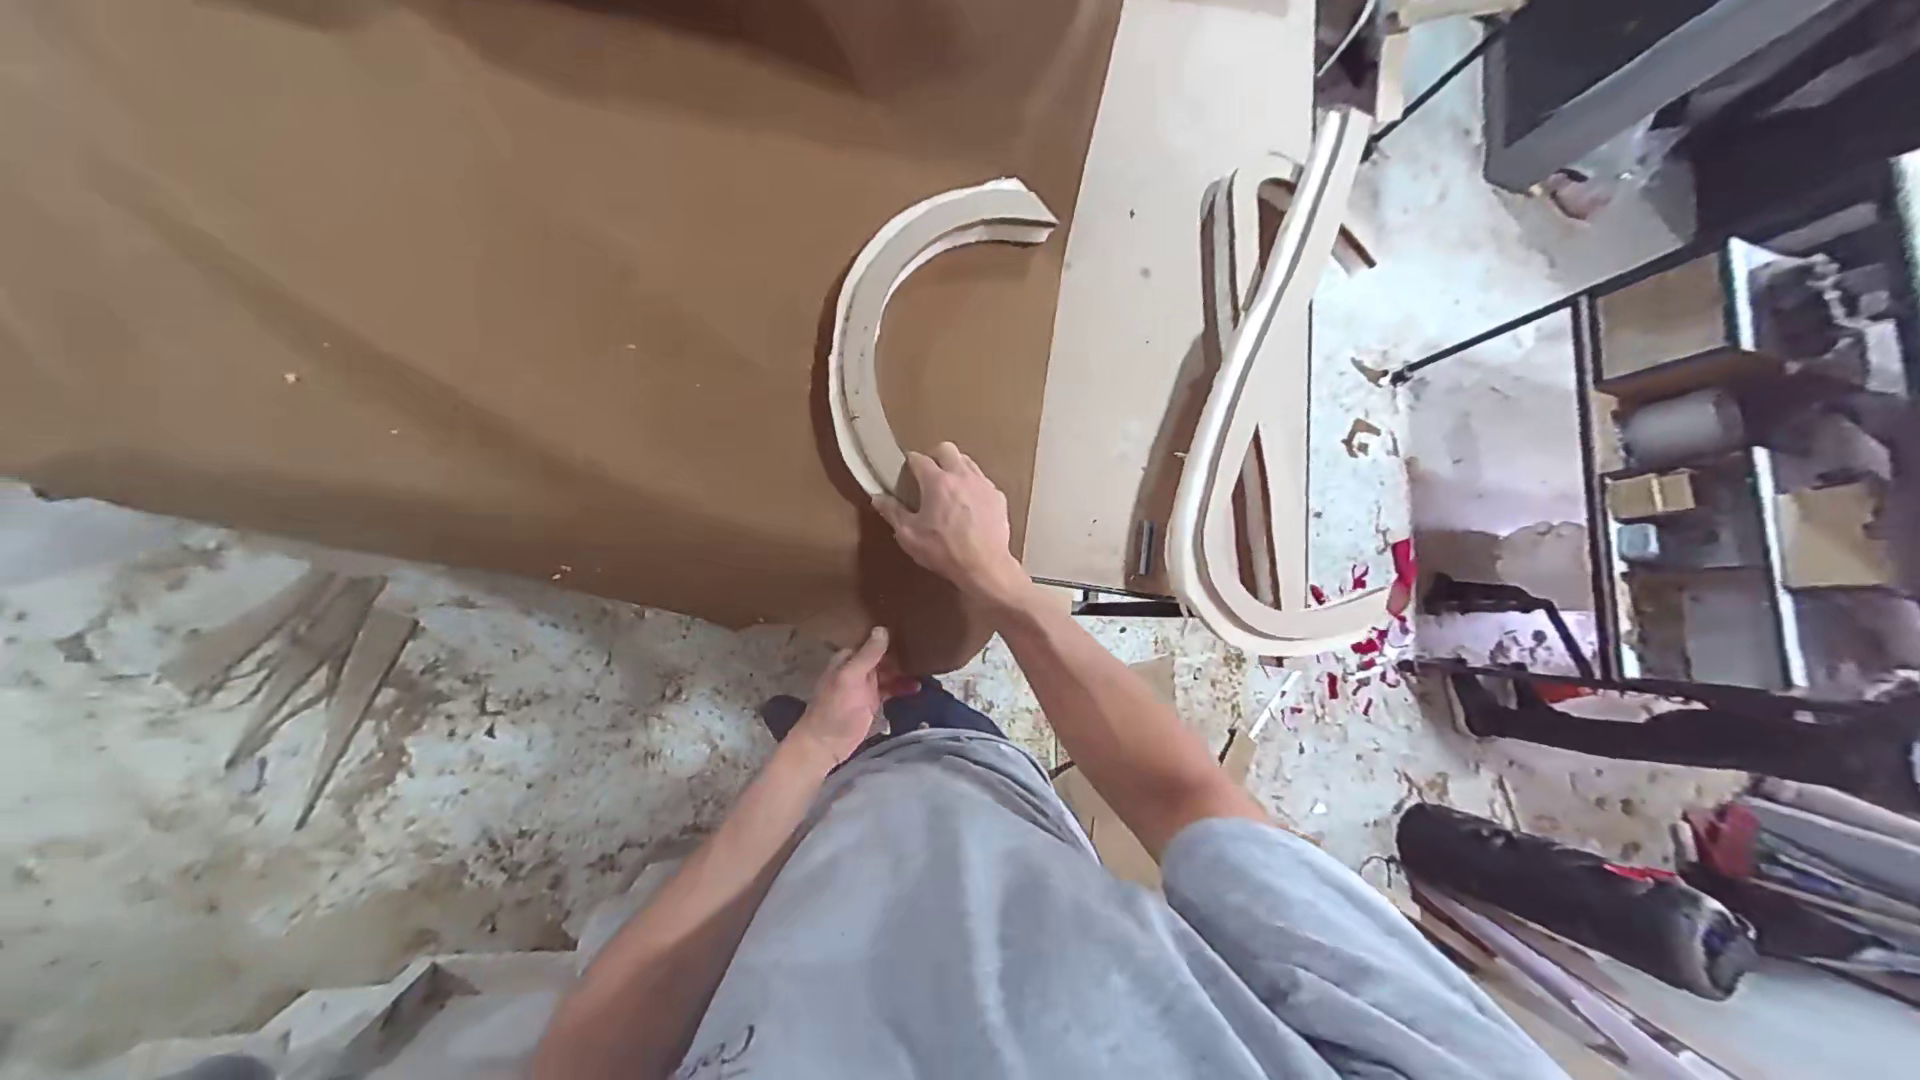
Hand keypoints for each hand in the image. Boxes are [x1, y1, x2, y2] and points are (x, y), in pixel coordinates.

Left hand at [789, 627, 919, 765]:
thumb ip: (867, 655)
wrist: (825, 745)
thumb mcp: (851, 678)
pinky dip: (903, 687)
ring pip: (889, 672)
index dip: (888, 635)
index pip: (871, 641)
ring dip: (904, 671)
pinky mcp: (873, 702)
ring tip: (926, 667)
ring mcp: (866, 686)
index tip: (910, 628)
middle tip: (925, 647)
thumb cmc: (835, 709)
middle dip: (900, 653)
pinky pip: (891, 689)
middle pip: (882, 656)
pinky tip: (917, 687)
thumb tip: (882, 628)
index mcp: (848, 659)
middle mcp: (857, 669)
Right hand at [873, 442, 1028, 606]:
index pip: (918, 458)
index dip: (910, 463)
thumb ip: (893, 513)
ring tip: (948, 487)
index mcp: (937, 482)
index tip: (906, 470)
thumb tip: (879, 499)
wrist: (984, 567)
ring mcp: (983, 485)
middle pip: (946, 449)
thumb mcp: (910, 535)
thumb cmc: (945, 552)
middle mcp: (962, 476)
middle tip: (929, 473)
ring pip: (967, 462)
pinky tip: (969, 504)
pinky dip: (973, 486)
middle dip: (935, 457)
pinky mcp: (998, 497)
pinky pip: (983, 481)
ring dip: (955, 468)